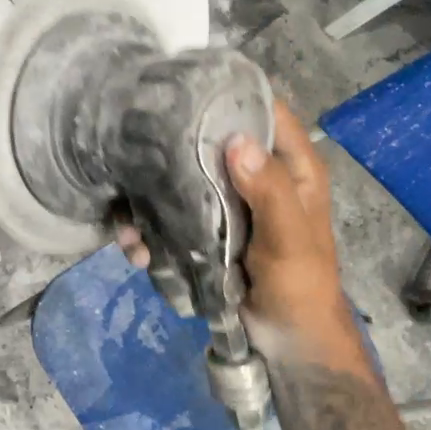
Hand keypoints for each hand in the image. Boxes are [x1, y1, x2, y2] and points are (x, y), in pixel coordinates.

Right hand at [115, 100, 352, 360]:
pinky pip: (167, 217)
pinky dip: (147, 231)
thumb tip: (236, 140)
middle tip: (136, 148)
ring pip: (180, 180)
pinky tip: (136, 250)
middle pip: (212, 141)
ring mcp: (225, 204)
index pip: (264, 112)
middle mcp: (254, 177)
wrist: (287, 341)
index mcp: (290, 169)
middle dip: (175, 147)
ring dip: (149, 200)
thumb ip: (270, 191)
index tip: (186, 88)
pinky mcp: (201, 230)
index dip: (231, 95)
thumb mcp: (290, 239)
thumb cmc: (300, 285)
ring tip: (130, 227)